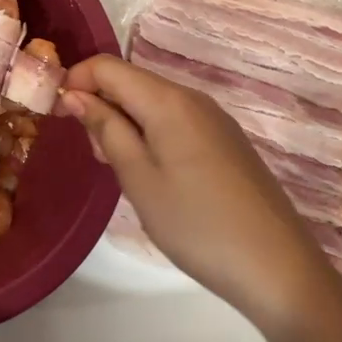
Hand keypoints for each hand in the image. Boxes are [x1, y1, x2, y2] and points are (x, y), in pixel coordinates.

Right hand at [57, 55, 341, 337]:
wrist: (283, 274)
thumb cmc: (198, 225)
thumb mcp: (138, 178)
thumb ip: (105, 128)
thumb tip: (76, 94)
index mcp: (169, 101)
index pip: (106, 66)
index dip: (75, 82)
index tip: (59, 116)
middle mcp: (193, 100)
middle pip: (130, 81)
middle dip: (99, 103)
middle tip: (93, 153)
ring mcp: (215, 122)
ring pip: (151, 101)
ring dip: (123, 121)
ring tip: (118, 168)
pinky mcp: (227, 144)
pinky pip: (175, 121)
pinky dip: (150, 133)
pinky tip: (152, 174)